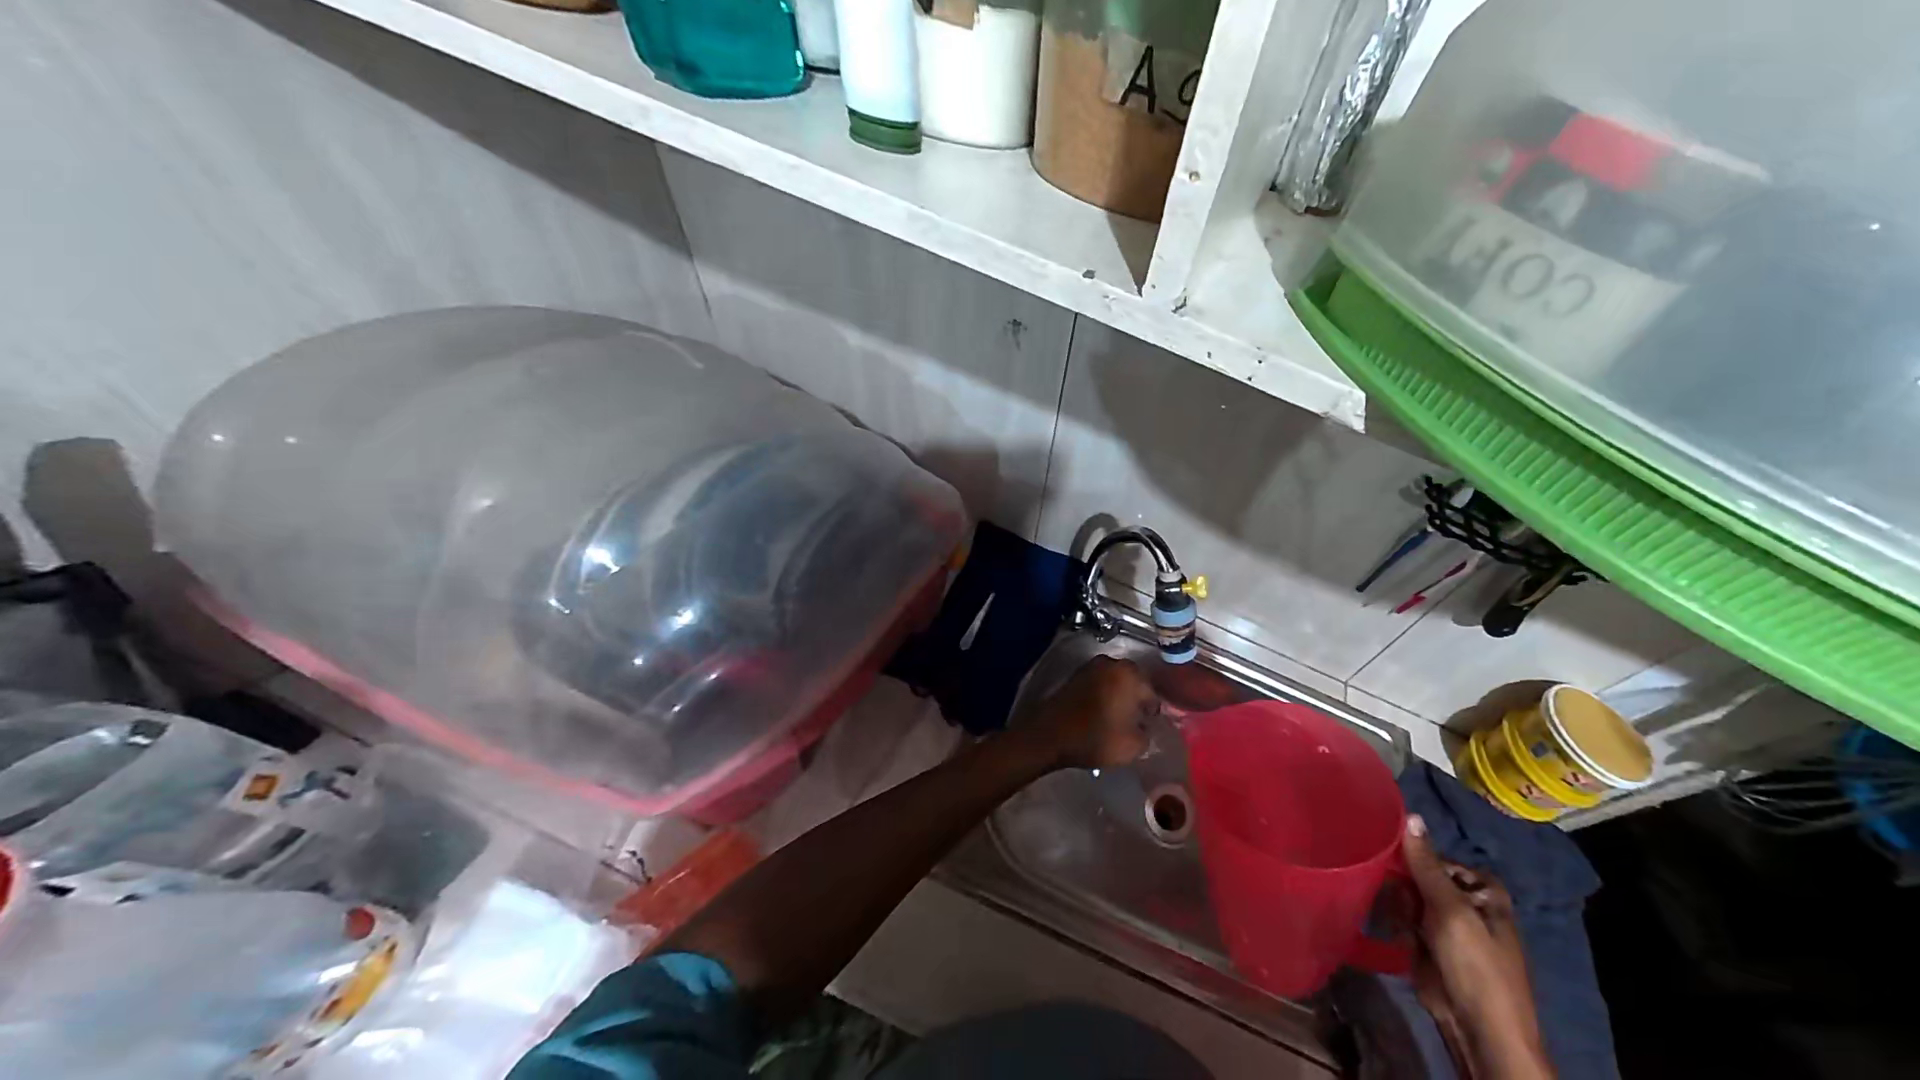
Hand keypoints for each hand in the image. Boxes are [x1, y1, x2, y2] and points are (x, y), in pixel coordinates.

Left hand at [1021, 656, 1156, 769]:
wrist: (1050, 735)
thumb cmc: (1097, 737)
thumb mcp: (1134, 745)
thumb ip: (1148, 733)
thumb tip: (1144, 726)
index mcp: (1130, 674)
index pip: (1152, 695)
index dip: (1151, 714)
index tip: (1147, 729)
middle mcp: (1112, 663)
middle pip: (1134, 684)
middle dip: (1136, 702)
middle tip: (1134, 725)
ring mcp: (1091, 666)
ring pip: (1115, 683)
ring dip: (1118, 698)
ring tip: (1117, 721)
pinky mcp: (1075, 675)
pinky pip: (1099, 685)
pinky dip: (1103, 696)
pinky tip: (1101, 714)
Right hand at [1403, 815, 1554, 1079]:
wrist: (1478, 1027)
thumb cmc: (1476, 965)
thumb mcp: (1451, 910)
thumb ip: (1426, 865)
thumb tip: (1411, 816)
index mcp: (1482, 890)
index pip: (1438, 856)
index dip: (1411, 852)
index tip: (1383, 848)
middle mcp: (1464, 902)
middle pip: (1419, 874)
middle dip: (1401, 880)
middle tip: (1388, 889)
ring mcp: (1444, 923)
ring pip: (1406, 895)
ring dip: (1396, 902)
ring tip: (1397, 918)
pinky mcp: (1426, 942)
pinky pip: (1402, 917)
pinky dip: (1394, 920)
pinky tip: (1394, 929)